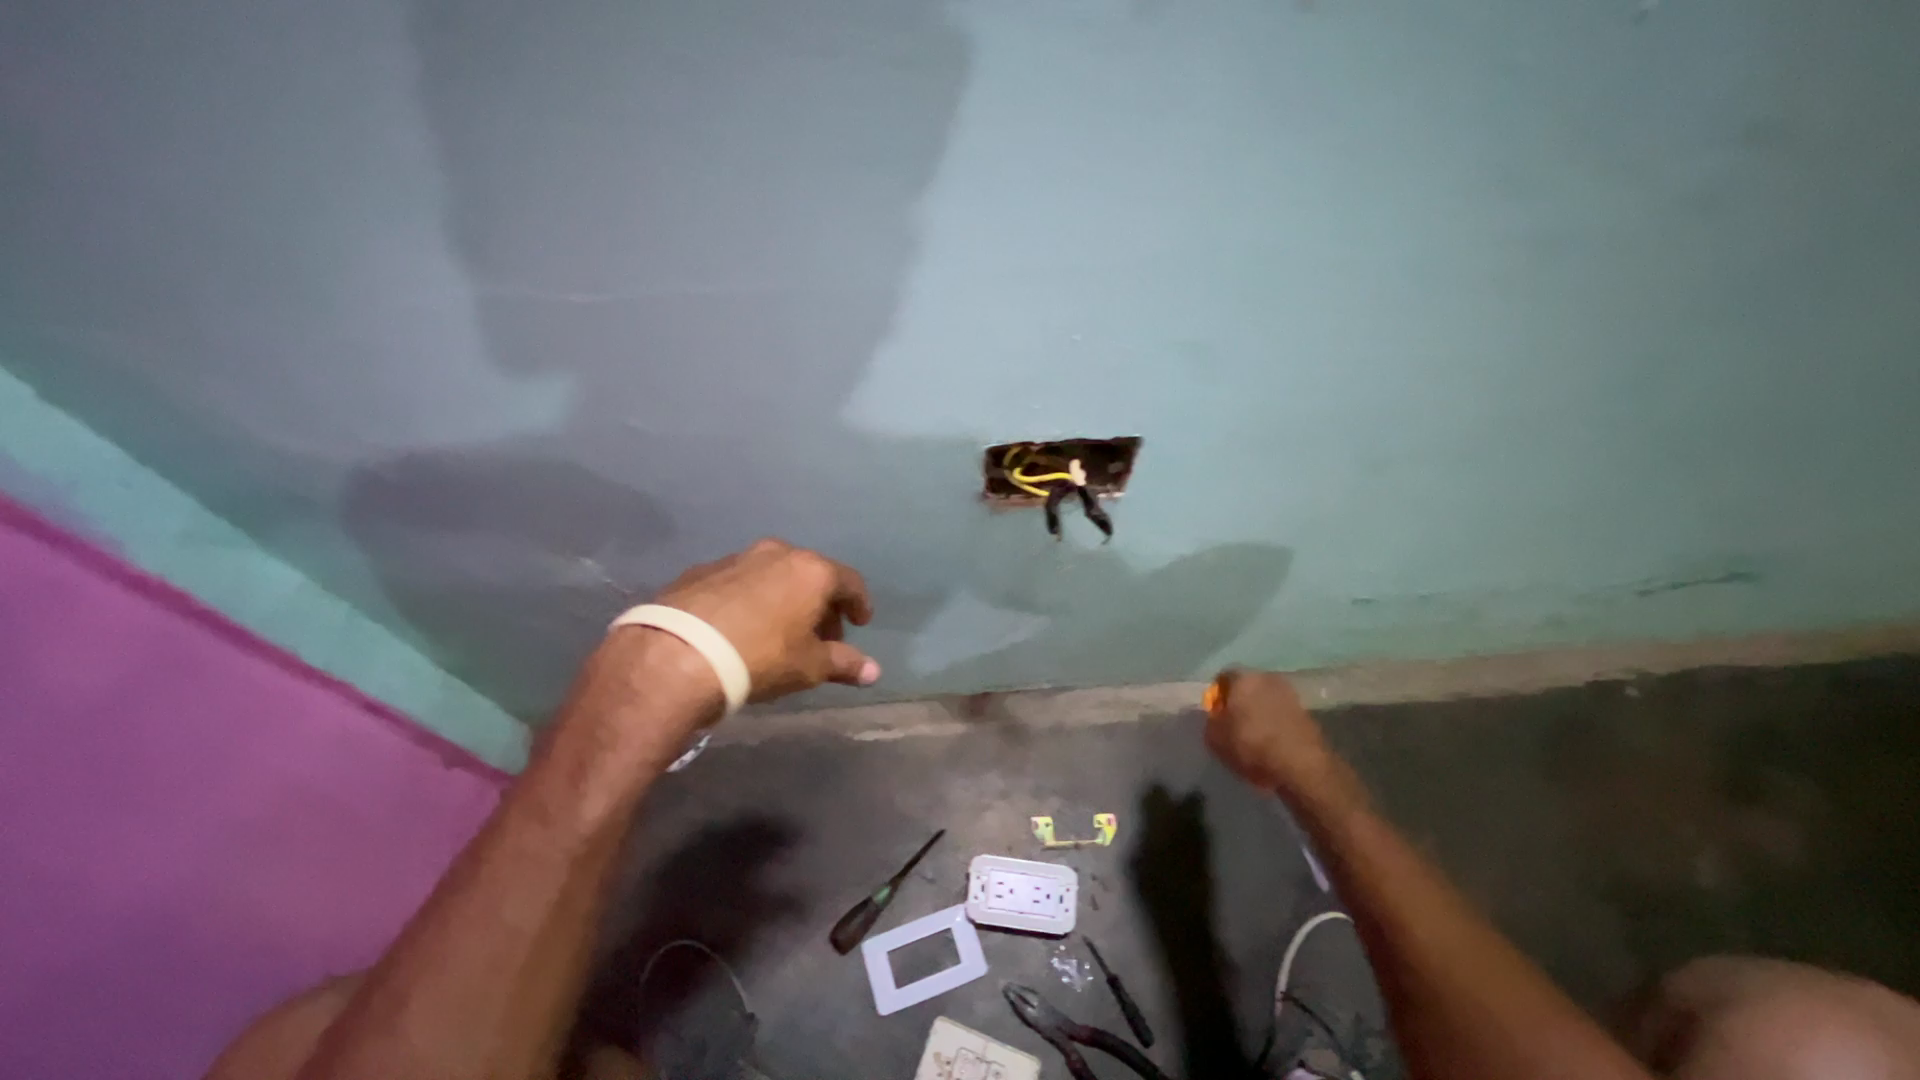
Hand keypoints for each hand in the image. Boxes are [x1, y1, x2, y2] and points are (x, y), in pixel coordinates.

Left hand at [647, 537, 879, 701]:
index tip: (860, 623)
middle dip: (820, 604)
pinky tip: (740, 627)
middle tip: (820, 637)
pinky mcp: (700, 571)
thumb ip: (844, 664)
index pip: (850, 582)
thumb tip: (873, 671)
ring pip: (773, 575)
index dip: (859, 604)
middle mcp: (777, 554)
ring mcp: (736, 558)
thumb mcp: (808, 667)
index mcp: (812, 571)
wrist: (678, 654)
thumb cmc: (760, 658)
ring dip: (784, 599)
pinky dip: (749, 600)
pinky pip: (739, 583)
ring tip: (779, 632)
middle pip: (811, 575)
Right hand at [1203, 669, 1355, 805]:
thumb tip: (1216, 718)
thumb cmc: (1251, 745)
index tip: (1216, 714)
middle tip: (1234, 723)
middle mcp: (1268, 678)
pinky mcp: (1307, 712)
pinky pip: (1282, 712)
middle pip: (1248, 685)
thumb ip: (1212, 722)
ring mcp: (1291, 693)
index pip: (1223, 677)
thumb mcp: (1215, 739)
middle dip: (1241, 700)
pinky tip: (1272, 741)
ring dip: (1260, 711)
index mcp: (1243, 678)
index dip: (1217, 695)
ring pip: (1267, 698)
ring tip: (1255, 734)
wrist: (1300, 765)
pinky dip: (1276, 722)